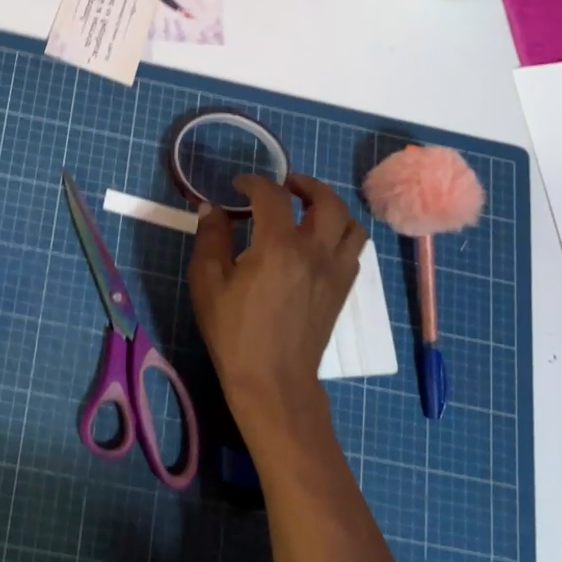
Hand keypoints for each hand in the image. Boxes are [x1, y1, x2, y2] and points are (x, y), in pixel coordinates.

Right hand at [188, 174, 367, 416]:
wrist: (272, 378)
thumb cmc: (234, 331)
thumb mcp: (208, 282)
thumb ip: (211, 238)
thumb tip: (213, 208)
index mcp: (279, 246)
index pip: (273, 196)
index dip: (254, 183)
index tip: (238, 186)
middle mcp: (316, 251)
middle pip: (327, 200)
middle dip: (305, 184)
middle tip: (284, 185)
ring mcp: (336, 270)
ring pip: (350, 223)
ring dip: (330, 206)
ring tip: (308, 208)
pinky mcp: (343, 288)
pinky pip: (353, 248)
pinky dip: (339, 232)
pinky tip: (317, 240)